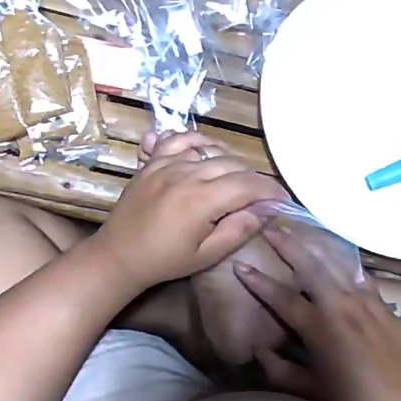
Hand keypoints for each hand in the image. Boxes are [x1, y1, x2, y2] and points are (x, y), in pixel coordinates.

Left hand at [138, 131, 294, 365]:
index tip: (281, 199)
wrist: (119, 255)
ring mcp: (166, 163)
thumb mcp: (207, 254)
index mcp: (201, 200)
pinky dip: (196, 142)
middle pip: (232, 164)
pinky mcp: (152, 161)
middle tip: (257, 196)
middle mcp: (186, 174)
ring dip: (228, 161)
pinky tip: (204, 153)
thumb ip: (239, 229)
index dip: (270, 190)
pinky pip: (179, 139)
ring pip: (209, 149)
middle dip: (252, 178)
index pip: (247, 184)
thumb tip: (267, 209)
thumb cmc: (165, 261)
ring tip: (233, 179)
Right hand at [235, 221, 400, 400]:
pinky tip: (332, 251)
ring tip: (296, 230)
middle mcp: (337, 304)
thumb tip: (259, 350)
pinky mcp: (378, 298)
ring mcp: (360, 297)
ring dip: (311, 244)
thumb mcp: (312, 391)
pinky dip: (340, 259)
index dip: (258, 281)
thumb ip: (281, 371)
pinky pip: (355, 271)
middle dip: (287, 244)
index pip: (281, 297)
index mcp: (317, 327)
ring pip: (332, 261)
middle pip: (308, 265)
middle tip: (269, 227)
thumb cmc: (355, 398)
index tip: (239, 265)